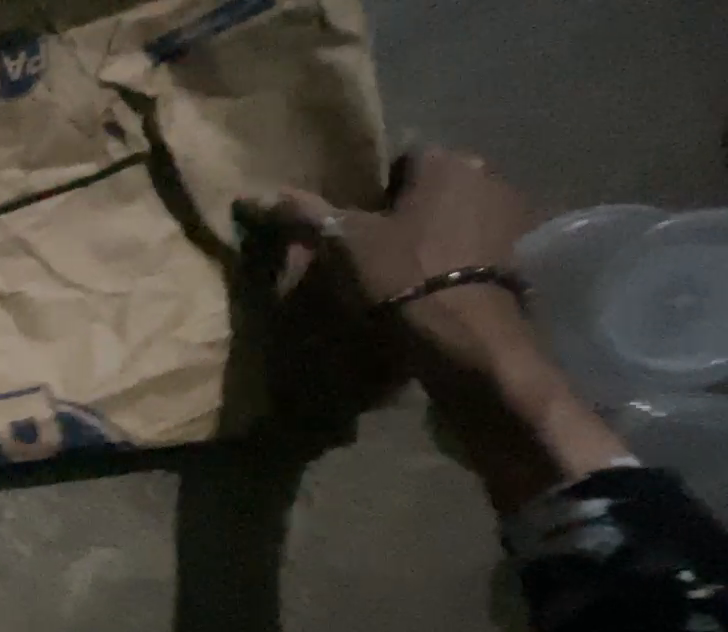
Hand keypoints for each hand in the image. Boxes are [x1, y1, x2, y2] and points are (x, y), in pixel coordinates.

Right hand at [255, 147, 630, 511]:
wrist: (460, 333)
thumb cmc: (397, 274)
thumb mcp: (339, 243)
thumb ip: (302, 214)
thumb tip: (251, 196)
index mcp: (445, 161)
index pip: (400, 159)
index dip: (371, 189)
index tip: (350, 221)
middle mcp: (486, 174)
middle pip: (430, 187)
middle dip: (403, 210)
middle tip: (368, 247)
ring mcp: (510, 213)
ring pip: (453, 215)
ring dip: (430, 233)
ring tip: (396, 271)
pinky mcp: (519, 252)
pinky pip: (473, 245)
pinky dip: (452, 258)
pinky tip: (428, 285)